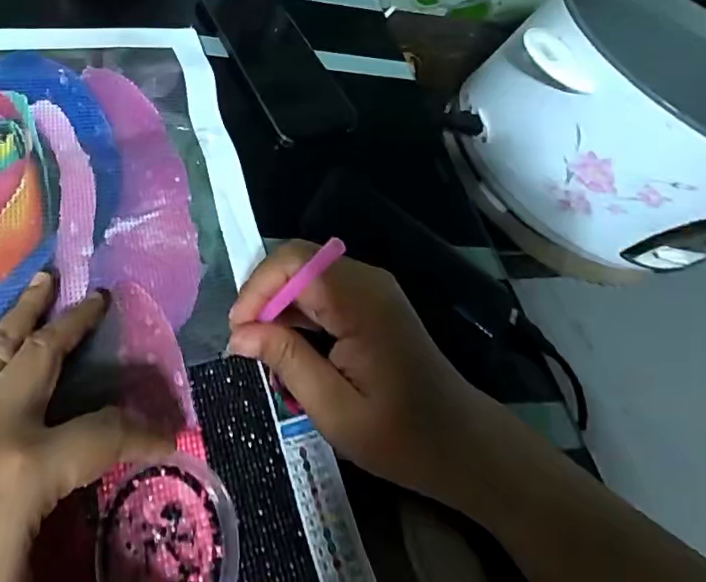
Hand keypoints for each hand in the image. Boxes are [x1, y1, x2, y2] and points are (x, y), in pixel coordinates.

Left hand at [0, 272, 172, 581]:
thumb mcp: (26, 580)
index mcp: (28, 465)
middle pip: (45, 357)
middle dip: (76, 325)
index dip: (144, 434)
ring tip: (44, 277)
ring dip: (24, 310)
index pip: (104, 436)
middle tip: (99, 297)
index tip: (171, 434)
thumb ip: (75, 550)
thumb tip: (128, 568)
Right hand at [226, 240, 495, 505]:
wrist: (466, 446)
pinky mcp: (370, 299)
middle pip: (297, 259)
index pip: (294, 263)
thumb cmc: (403, 437)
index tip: (239, 331)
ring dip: (276, 299)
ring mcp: (370, 287)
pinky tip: (287, 341)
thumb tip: (240, 333)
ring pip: (305, 270)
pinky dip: (296, 306)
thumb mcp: (336, 410)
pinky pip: (320, 285)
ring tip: (260, 342)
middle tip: (245, 335)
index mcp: (361, 302)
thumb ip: (287, 360)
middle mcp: (366, 280)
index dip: (257, 288)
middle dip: (262, 291)